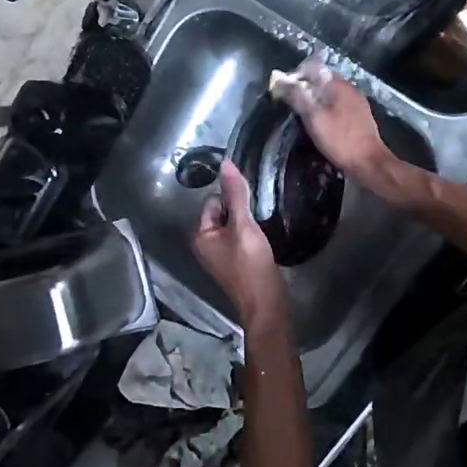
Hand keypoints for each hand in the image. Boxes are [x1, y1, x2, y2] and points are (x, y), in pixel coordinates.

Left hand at [192, 160, 288, 327]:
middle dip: (241, 210)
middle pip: (223, 212)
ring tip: (263, 222)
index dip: (232, 198)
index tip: (251, 199)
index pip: (213, 201)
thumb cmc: (250, 264)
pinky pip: (240, 238)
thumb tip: (226, 163)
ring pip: (234, 226)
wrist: (266, 303)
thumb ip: (236, 194)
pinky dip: (251, 235)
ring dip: (248, 222)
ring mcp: (220, 255)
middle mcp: (205, 245)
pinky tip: (264, 236)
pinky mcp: (235, 262)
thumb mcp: (244, 226)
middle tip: (259, 212)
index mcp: (200, 235)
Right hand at [274, 59, 397, 186]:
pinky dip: (326, 110)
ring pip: (330, 94)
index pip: (313, 67)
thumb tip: (280, 82)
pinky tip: (321, 124)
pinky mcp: (359, 116)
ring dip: (315, 101)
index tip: (284, 91)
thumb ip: (297, 96)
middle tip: (291, 105)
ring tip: (303, 116)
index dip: (295, 76)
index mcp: (339, 84)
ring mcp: (356, 102)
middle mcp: (349, 88)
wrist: (368, 162)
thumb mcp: (313, 117)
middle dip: (304, 89)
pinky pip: (338, 105)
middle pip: (321, 80)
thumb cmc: (340, 139)